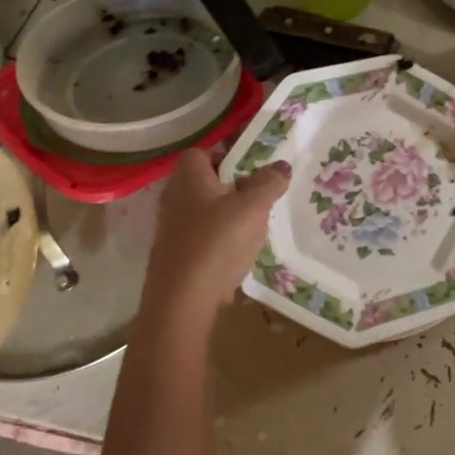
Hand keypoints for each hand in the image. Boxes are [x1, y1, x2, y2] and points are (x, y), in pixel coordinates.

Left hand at [147, 149, 290, 309]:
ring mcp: (172, 229)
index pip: (201, 153)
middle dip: (235, 187)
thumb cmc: (217, 242)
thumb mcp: (253, 207)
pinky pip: (204, 236)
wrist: (182, 301)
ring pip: (207, 210)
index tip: (253, 169)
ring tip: (256, 225)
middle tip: (262, 196)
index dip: (227, 155)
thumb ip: (269, 182)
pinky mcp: (177, 254)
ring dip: (230, 215)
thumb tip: (281, 165)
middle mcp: (174, 199)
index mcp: (188, 179)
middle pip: (206, 182)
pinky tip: (240, 252)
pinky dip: (222, 239)